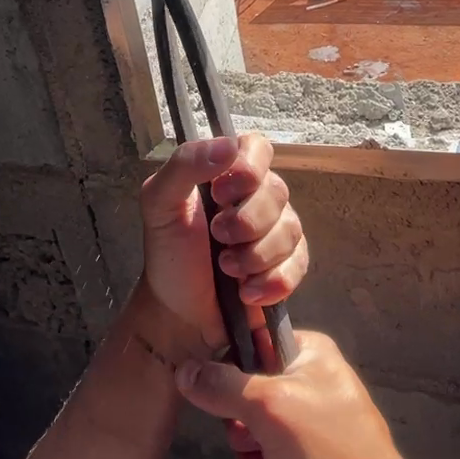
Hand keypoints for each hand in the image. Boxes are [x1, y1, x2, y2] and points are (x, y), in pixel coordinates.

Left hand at [139, 134, 307, 360]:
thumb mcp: (159, 203)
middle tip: (218, 237)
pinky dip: (274, 281)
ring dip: (257, 255)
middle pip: (278, 191)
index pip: (258, 147)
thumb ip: (185, 165)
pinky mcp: (288, 265)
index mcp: (227, 173)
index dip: (248, 167)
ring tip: (227, 269)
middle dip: (247, 221)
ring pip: (291, 229)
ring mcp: (276, 230)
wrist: (178, 313)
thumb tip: (229, 145)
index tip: (220, 193)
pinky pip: (300, 263)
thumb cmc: (168, 252)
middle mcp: (256, 196)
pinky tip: (247, 292)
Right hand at [174, 332, 459, 458]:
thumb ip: (224, 385)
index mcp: (308, 356)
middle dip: (248, 437)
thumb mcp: (273, 407)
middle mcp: (306, 390)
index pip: (250, 344)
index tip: (238, 397)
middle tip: (265, 446)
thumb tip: (184, 368)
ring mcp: (304, 436)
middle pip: (243, 405)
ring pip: (249, 448)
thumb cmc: (333, 455)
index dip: (236, 373)